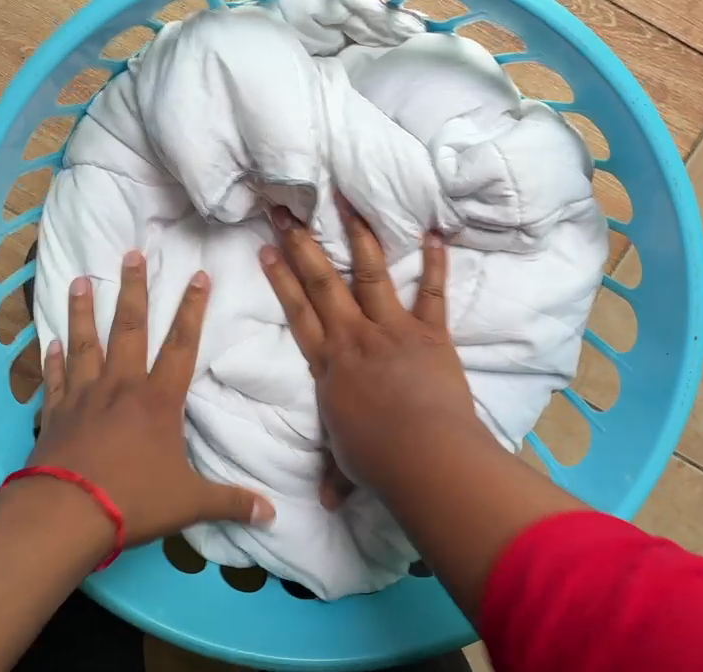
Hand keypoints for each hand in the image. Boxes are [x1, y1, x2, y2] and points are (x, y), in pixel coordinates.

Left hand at [30, 251, 274, 545]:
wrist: (66, 513)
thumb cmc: (133, 501)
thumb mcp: (188, 503)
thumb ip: (229, 502)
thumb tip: (273, 514)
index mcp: (158, 400)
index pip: (182, 345)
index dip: (193, 309)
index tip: (198, 275)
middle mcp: (121, 386)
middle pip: (129, 328)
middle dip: (133, 289)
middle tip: (131, 254)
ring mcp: (84, 395)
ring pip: (85, 342)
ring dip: (83, 310)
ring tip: (80, 279)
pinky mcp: (55, 412)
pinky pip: (54, 378)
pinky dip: (51, 358)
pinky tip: (49, 340)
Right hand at [260, 199, 490, 495]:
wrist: (424, 456)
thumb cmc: (377, 460)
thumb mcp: (347, 462)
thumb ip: (336, 472)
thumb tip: (326, 503)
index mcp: (328, 362)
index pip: (297, 311)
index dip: (280, 277)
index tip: (267, 247)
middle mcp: (353, 335)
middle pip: (321, 280)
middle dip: (302, 242)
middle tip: (288, 209)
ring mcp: (392, 328)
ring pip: (369, 272)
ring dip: (359, 234)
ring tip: (347, 200)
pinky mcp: (430, 332)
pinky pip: (432, 292)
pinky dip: (435, 264)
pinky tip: (433, 233)